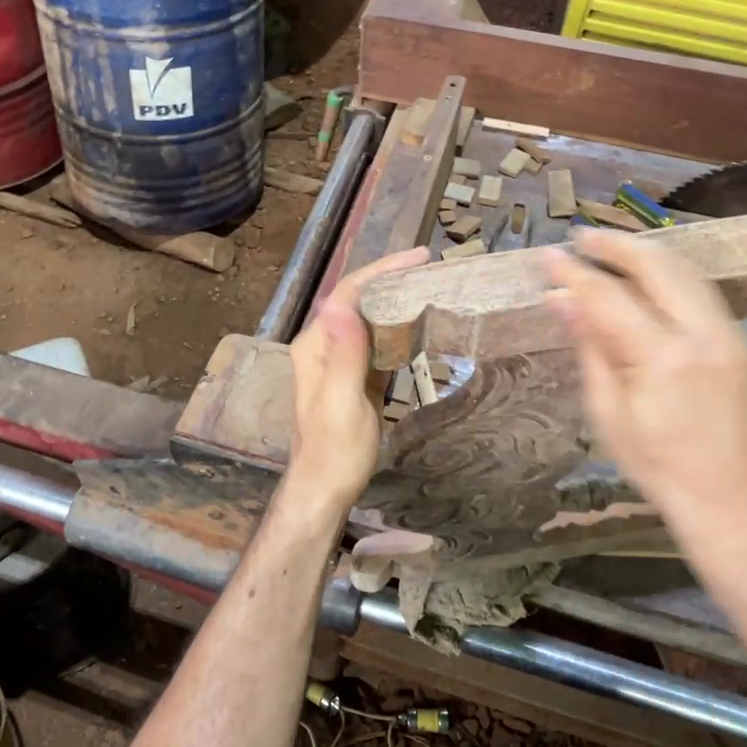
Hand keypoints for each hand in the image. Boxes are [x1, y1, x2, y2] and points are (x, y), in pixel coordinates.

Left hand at [284, 247, 430, 513]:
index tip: (419, 257)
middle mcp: (322, 347)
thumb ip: (344, 354)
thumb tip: (341, 305)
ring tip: (430, 288)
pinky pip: (375, 343)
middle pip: (358, 301)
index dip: (382, 271)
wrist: (326, 489)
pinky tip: (418, 326)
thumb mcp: (343, 402)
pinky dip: (396, 329)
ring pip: (368, 320)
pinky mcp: (353, 379)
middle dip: (391, 280)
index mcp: (315, 346)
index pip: (348, 293)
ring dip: (395, 301)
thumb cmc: (335, 449)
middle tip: (431, 269)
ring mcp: (337, 363)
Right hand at [542, 230, 746, 544]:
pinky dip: (669, 274)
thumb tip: (561, 300)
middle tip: (579, 239)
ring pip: (686, 271)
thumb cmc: (659, 468)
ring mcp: (729, 335)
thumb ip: (590, 347)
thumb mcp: (609, 414)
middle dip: (615, 246)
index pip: (609, 296)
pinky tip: (646, 277)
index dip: (573, 273)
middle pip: (656, 266)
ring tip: (608, 249)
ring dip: (645, 253)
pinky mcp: (741, 343)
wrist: (736, 502)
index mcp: (663, 358)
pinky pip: (702, 292)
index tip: (546, 255)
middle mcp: (702, 335)